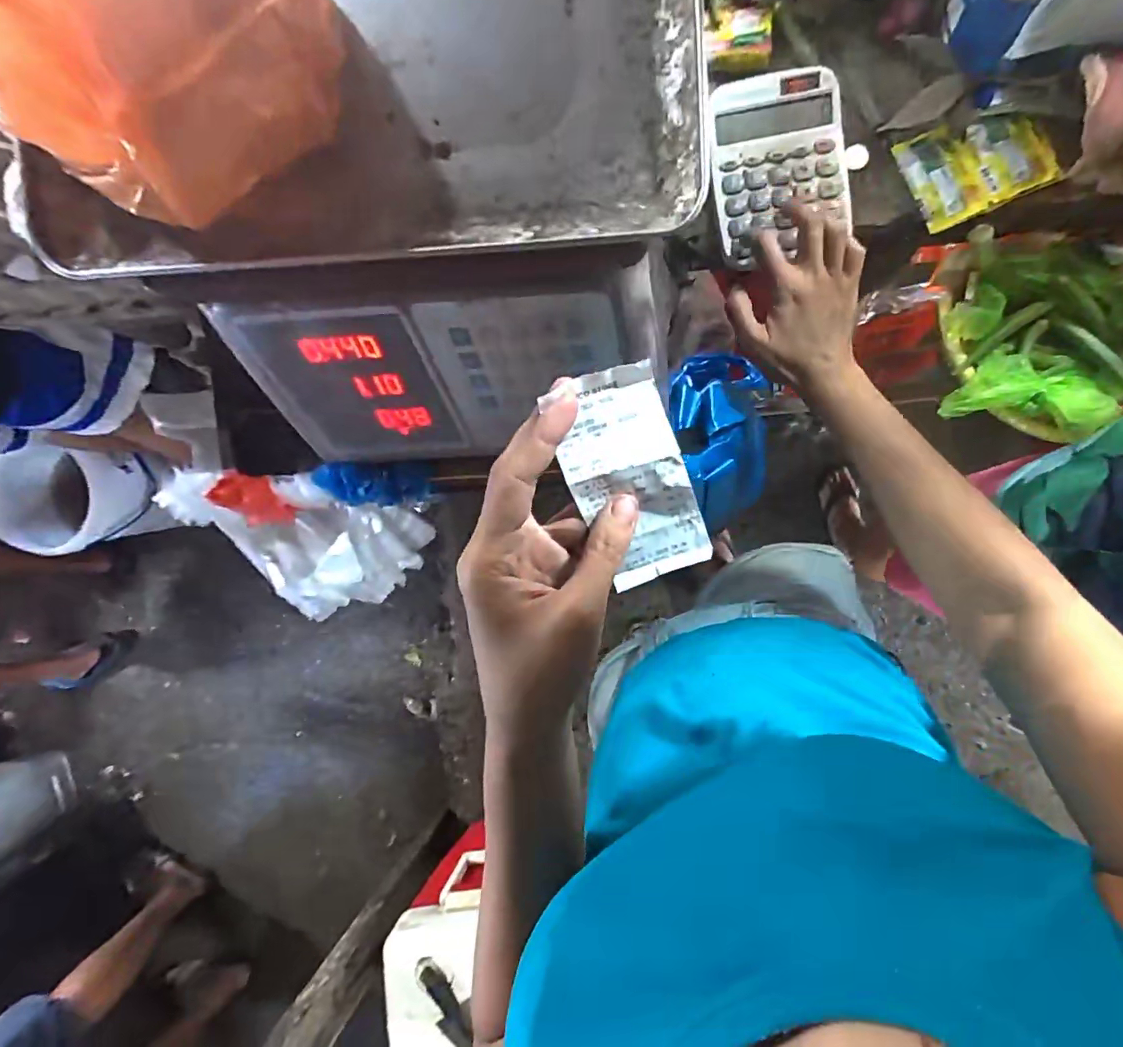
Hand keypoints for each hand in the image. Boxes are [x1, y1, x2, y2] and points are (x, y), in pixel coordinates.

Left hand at [457, 381, 638, 733]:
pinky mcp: (538, 577)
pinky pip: (570, 544)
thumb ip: (606, 552)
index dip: (539, 435)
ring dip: (591, 498)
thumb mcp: (581, 611)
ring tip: (629, 463)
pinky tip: (631, 520)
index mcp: (492, 555)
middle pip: (529, 485)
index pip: (511, 480)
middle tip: (584, 397)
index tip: (567, 398)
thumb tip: (629, 500)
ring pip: (558, 516)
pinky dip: (598, 535)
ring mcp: (520, 563)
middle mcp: (500, 549)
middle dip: (557, 445)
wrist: (527, 726)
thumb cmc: (544, 674)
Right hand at [725, 202, 867, 396]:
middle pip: (811, 223)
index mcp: (786, 286)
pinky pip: (856, 250)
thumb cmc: (788, 360)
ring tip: (811, 219)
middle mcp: (813, 274)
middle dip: (796, 208)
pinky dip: (846, 239)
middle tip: (785, 207)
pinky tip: (835, 242)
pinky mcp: (852, 284)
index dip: (757, 236)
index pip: (767, 244)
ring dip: (822, 219)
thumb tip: (734, 286)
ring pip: (836, 231)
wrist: (827, 373)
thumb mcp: (753, 342)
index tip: (753, 240)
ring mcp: (837, 277)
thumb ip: (737, 311)